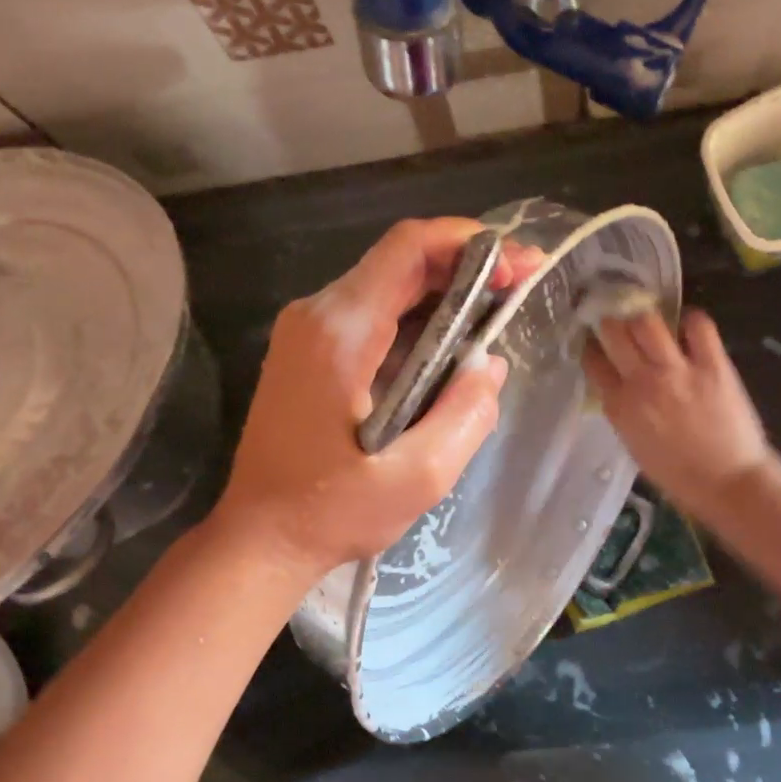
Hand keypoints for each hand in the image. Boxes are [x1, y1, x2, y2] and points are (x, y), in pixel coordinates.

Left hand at [216, 218, 542, 585]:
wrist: (259, 538)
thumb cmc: (332, 511)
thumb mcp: (418, 476)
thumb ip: (466, 414)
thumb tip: (490, 363)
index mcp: (341, 331)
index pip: (408, 248)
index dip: (470, 243)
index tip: (520, 265)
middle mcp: (317, 315)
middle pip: (400, 261)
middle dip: (467, 266)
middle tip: (521, 288)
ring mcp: (306, 331)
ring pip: (386, 285)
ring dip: (443, 292)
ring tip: (496, 315)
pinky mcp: (307, 352)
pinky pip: (371, 314)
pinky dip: (417, 318)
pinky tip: (449, 346)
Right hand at [582, 308, 774, 514]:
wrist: (727, 483)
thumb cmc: (678, 476)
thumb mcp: (634, 445)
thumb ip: (623, 412)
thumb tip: (620, 387)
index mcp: (619, 406)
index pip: (593, 361)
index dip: (591, 346)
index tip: (595, 341)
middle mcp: (642, 382)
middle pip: (614, 331)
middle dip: (613, 322)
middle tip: (620, 323)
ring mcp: (677, 370)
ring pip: (648, 321)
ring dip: (646, 317)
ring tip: (653, 325)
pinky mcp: (712, 364)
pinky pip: (698, 325)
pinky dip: (692, 320)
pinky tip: (690, 329)